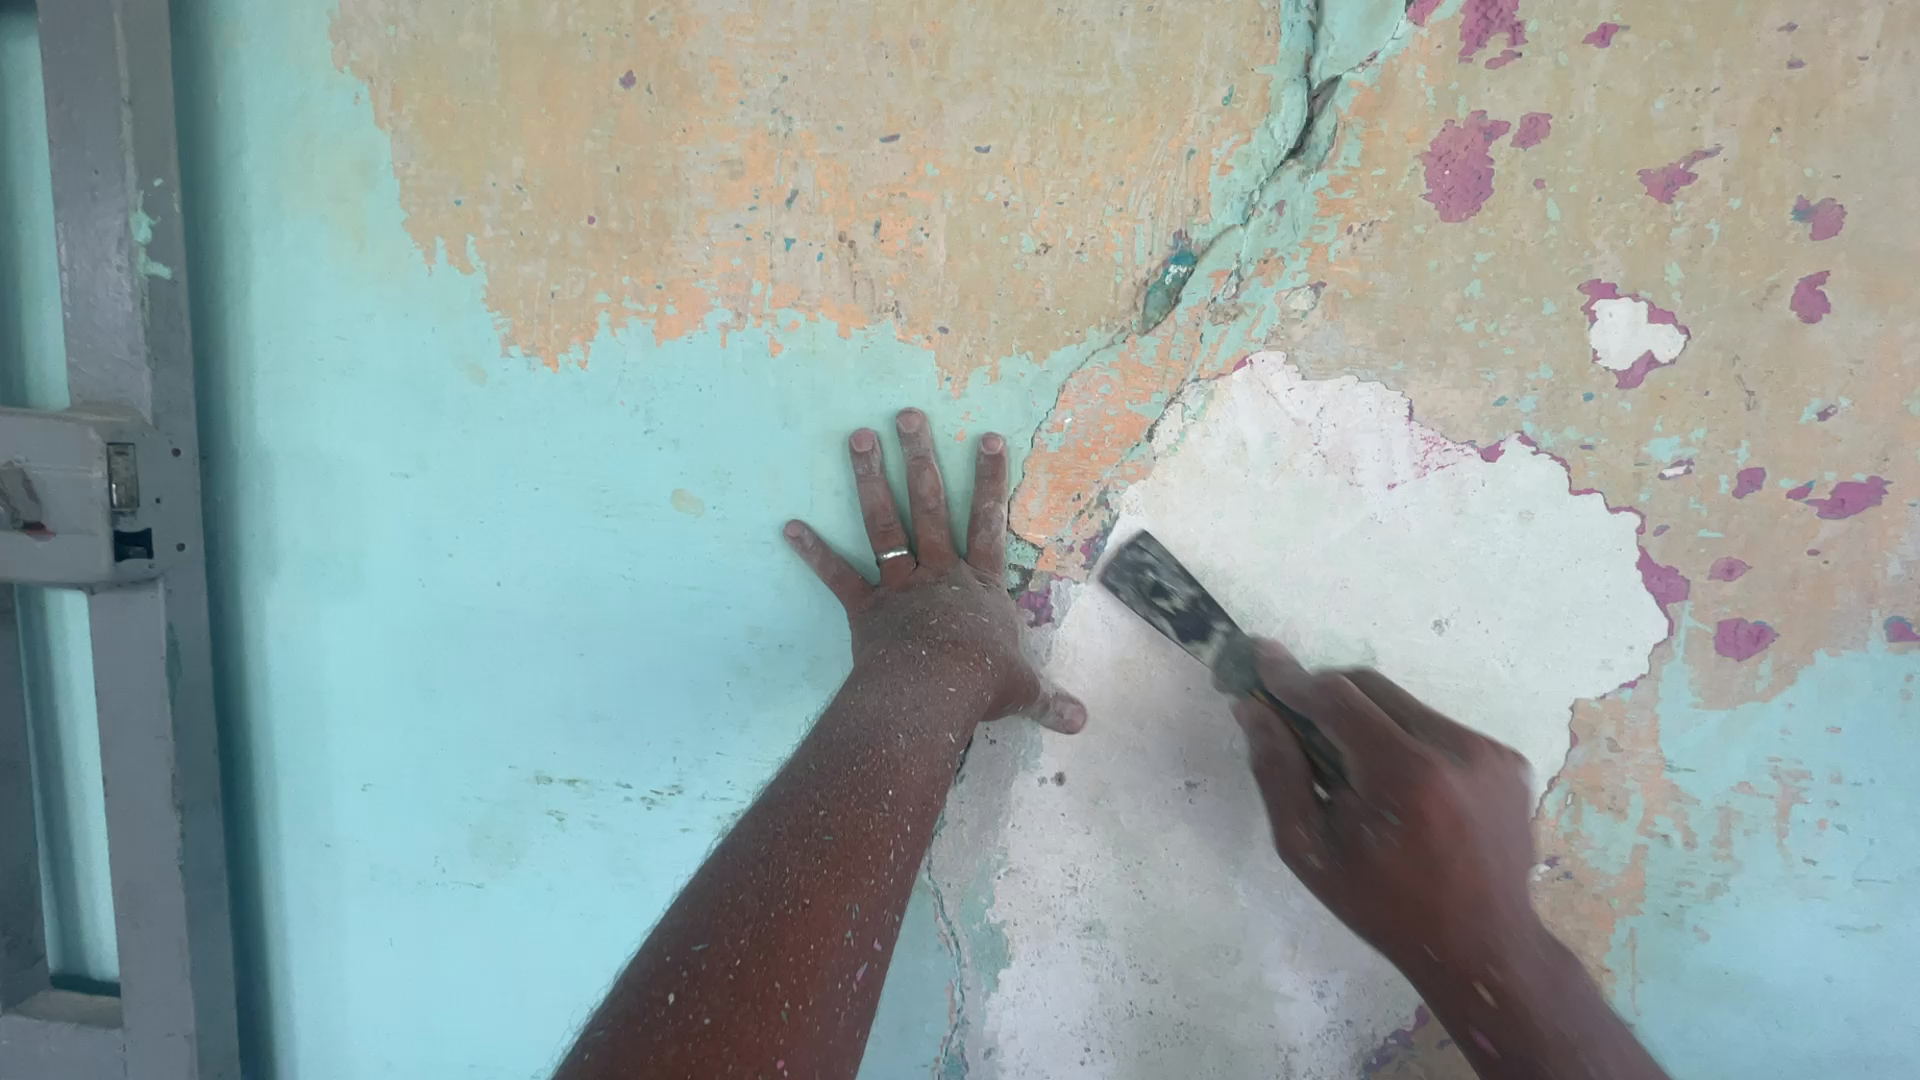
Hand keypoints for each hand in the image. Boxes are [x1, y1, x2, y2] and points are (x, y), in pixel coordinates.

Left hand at [783, 408, 1085, 732]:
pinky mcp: (865, 609)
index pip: (988, 522)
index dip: (989, 481)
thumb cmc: (981, 685)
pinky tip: (790, 528)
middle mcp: (939, 573)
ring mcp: (900, 586)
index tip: (987, 438)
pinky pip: (838, 577)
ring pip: (884, 524)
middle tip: (908, 415)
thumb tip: (1082, 724)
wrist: (934, 695)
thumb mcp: (1023, 691)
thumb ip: (1049, 700)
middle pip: (929, 505)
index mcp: (979, 585)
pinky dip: (814, 554)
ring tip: (857, 437)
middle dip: (920, 458)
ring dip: (870, 480)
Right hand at [1233, 640, 1537, 971]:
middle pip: (1368, 686)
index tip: (1258, 654)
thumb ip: (1275, 769)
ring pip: (1400, 701)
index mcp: (1405, 773)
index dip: (1290, 677)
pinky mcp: (1507, 759)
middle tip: (1297, 726)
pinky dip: (1400, 736)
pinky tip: (1396, 784)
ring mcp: (1489, 752)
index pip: (1335, 696)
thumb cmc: (1380, 902)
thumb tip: (1251, 707)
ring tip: (1352, 769)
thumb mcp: (1306, 846)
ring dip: (1363, 717)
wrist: (1483, 949)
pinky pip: (1432, 723)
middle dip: (1324, 696)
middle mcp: (1456, 749)